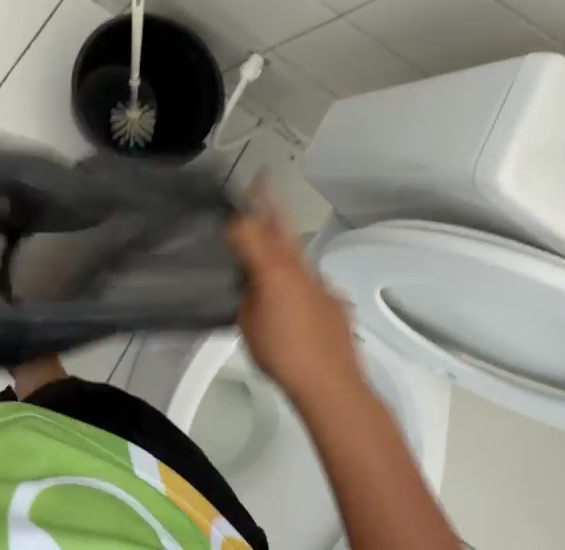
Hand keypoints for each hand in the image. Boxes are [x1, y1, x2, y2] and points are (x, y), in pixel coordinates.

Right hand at [228, 176, 363, 398]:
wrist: (332, 386)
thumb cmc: (285, 356)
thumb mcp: (246, 324)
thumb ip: (246, 297)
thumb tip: (249, 288)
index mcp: (272, 269)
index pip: (249, 230)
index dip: (236, 218)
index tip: (229, 208)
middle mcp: (298, 269)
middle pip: (280, 226)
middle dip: (269, 201)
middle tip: (262, 179)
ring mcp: (320, 283)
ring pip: (297, 253)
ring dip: (284, 242)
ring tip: (271, 240)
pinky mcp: (335, 301)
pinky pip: (312, 281)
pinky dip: (299, 280)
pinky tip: (293, 299)